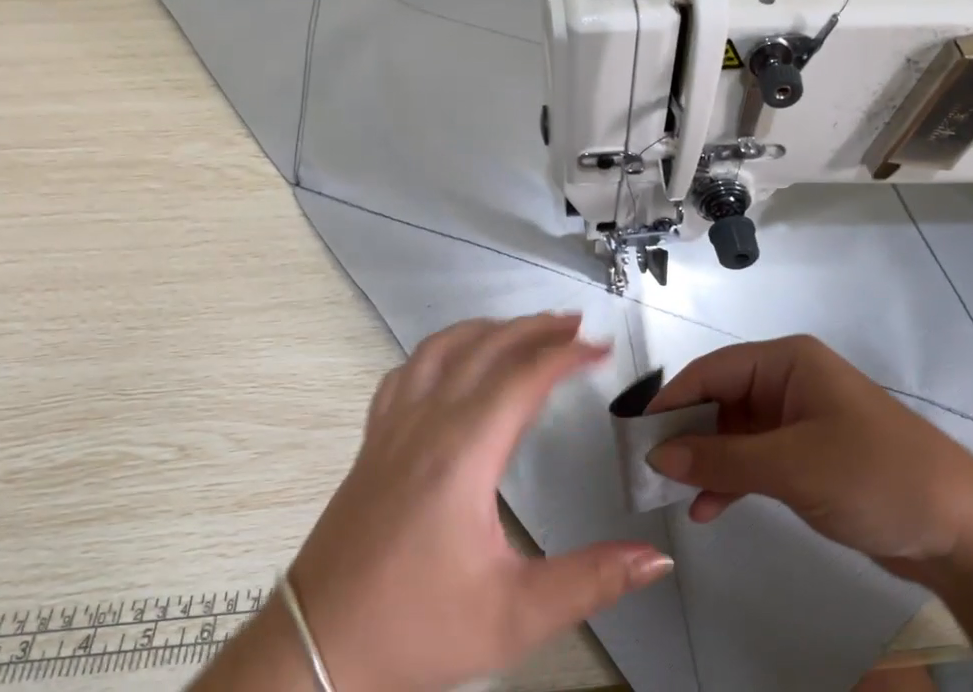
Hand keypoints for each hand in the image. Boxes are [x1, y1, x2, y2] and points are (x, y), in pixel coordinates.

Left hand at [284, 314, 673, 691]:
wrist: (319, 647)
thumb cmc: (411, 628)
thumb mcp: (514, 615)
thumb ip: (591, 582)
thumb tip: (653, 560)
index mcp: (461, 455)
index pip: (523, 377)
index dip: (567, 354)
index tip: (601, 347)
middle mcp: (424, 427)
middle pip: (484, 348)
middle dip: (534, 328)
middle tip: (574, 325)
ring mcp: (392, 430)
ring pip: (441, 350)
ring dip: (488, 330)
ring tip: (523, 329)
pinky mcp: (372, 445)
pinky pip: (407, 373)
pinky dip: (440, 350)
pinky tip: (451, 361)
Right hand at [645, 335, 972, 567]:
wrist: (959, 530)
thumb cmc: (873, 475)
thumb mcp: (790, 466)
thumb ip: (720, 459)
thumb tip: (657, 456)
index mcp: (787, 363)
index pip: (711, 371)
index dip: (670, 401)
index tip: (633, 434)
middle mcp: (789, 384)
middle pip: (719, 401)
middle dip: (685, 436)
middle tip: (647, 471)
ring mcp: (800, 422)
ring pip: (734, 435)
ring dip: (706, 463)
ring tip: (675, 497)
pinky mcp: (810, 459)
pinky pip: (756, 461)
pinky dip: (732, 481)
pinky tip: (711, 509)